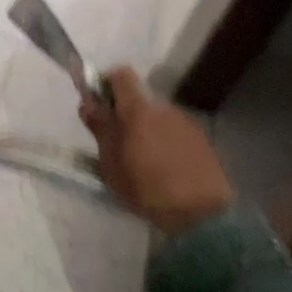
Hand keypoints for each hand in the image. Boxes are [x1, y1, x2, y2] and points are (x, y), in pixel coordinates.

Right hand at [79, 66, 234, 235]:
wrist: (202, 216)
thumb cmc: (146, 188)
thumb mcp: (111, 163)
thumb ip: (100, 129)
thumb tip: (87, 103)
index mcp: (138, 109)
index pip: (121, 74)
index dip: (107, 83)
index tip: (99, 104)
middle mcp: (164, 108)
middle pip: (140, 99)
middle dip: (127, 113)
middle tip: (119, 142)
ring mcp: (187, 124)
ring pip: (159, 117)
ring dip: (148, 129)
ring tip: (145, 160)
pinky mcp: (203, 142)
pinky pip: (176, 132)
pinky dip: (167, 142)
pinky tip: (166, 168)